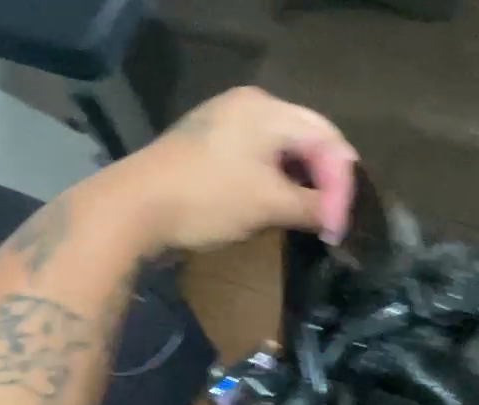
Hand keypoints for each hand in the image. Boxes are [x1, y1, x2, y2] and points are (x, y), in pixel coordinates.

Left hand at [124, 87, 356, 251]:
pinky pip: (262, 159)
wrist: (135, 208)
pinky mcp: (214, 146)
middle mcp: (251, 106)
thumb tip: (337, 221)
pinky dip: (280, 182)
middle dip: (326, 181)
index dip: (341, 184)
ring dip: (304, 184)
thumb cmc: (207, 199)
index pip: (326, 138)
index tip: (342, 225)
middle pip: (308, 139)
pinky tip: (285, 207)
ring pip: (286, 150)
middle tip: (334, 220)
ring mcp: (229, 123)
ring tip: (314, 217)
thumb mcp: (268, 205)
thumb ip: (312, 208)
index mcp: (267, 110)